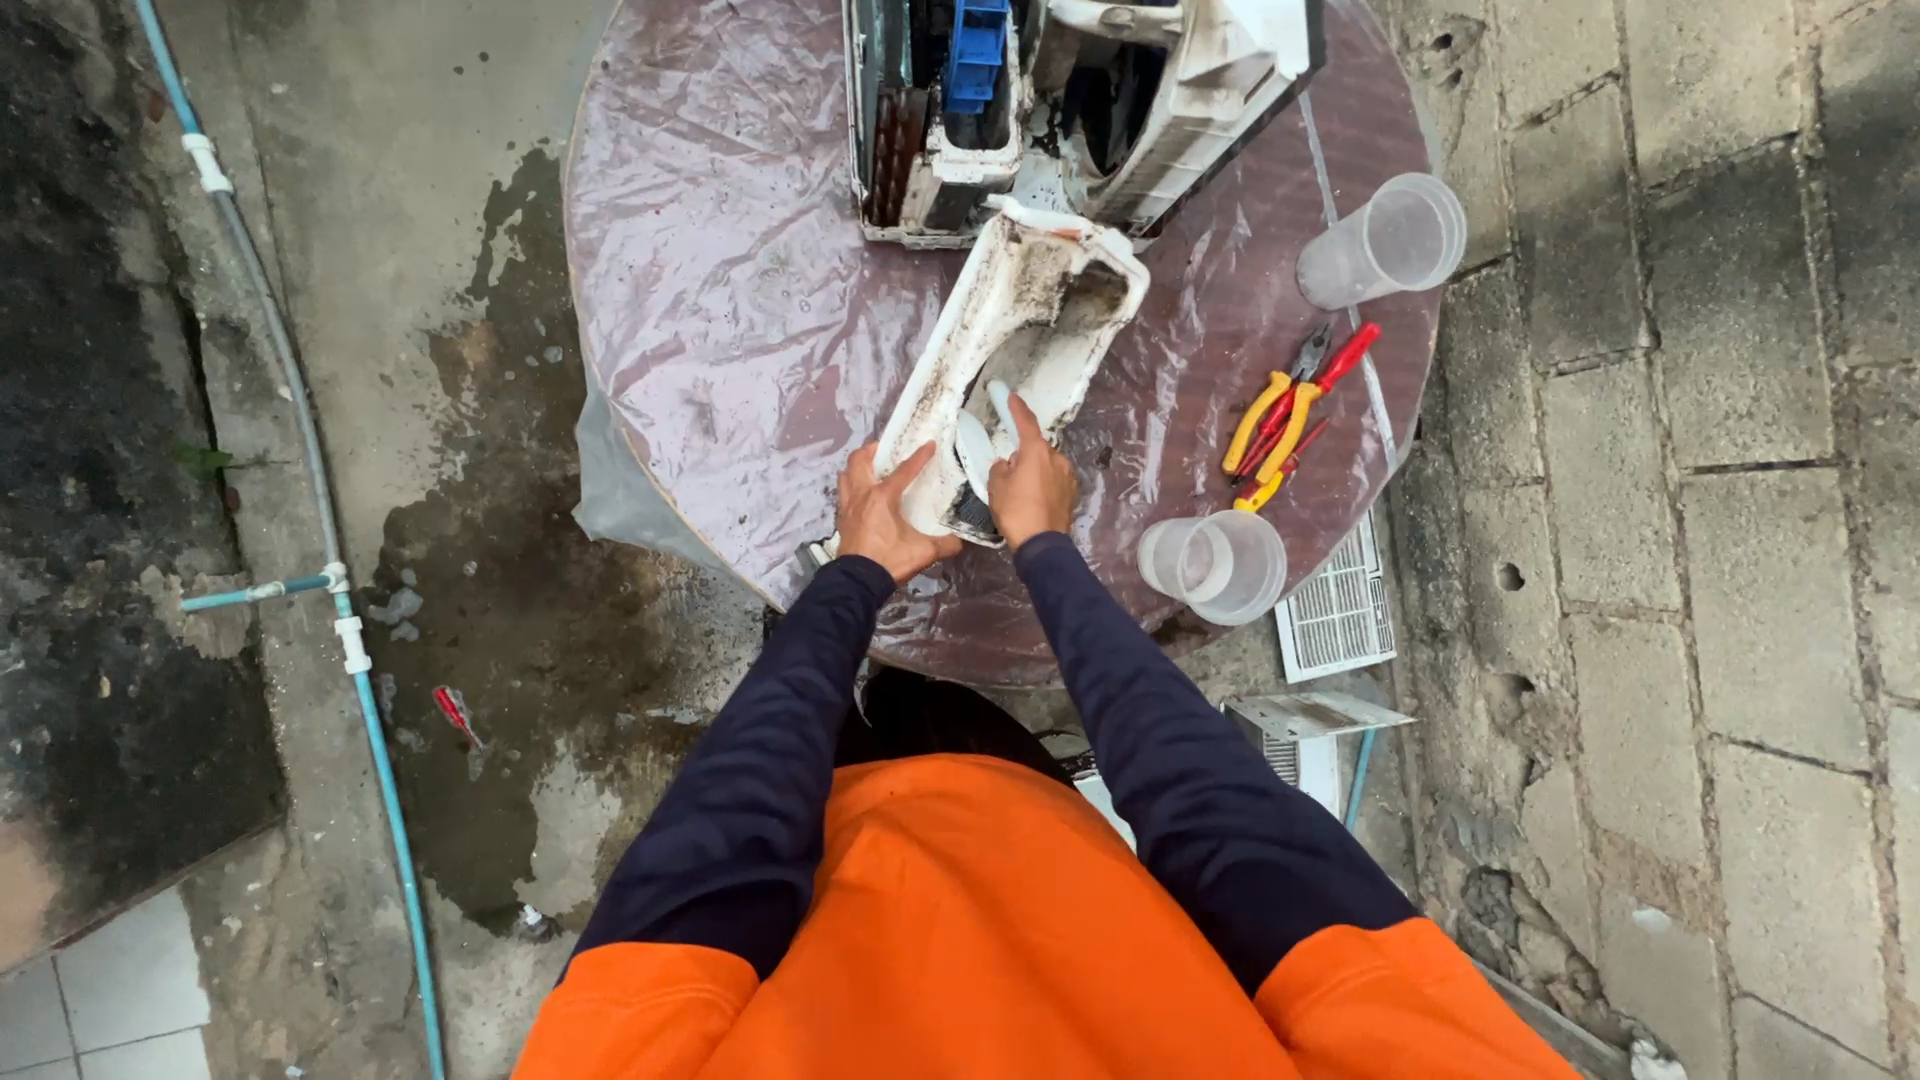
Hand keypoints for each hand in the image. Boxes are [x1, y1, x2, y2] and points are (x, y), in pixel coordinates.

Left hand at [837, 441, 964, 584]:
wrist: (858, 582)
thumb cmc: (890, 561)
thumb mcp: (924, 552)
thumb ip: (945, 544)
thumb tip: (960, 541)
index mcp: (882, 497)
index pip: (903, 471)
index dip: (919, 457)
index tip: (930, 444)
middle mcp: (862, 496)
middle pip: (859, 461)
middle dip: (871, 450)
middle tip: (884, 449)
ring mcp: (848, 507)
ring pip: (845, 475)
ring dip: (855, 468)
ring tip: (869, 469)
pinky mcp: (842, 521)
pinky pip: (843, 495)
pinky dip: (850, 488)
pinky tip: (861, 496)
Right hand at [987, 393, 1076, 551]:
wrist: (1041, 543)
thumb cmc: (1016, 511)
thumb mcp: (996, 487)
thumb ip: (1000, 469)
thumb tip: (1007, 464)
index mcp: (1037, 452)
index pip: (1026, 423)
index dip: (1017, 409)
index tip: (1011, 396)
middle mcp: (1057, 458)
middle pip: (1036, 449)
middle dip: (1024, 457)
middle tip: (1010, 476)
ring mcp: (1068, 477)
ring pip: (1046, 466)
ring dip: (1035, 472)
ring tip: (1022, 494)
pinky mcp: (1072, 494)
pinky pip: (1054, 482)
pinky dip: (1044, 486)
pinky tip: (1035, 502)